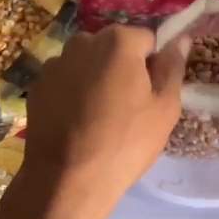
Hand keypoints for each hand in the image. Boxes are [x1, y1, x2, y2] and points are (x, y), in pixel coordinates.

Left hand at [17, 26, 188, 218]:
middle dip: (123, 68)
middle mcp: (82, 42)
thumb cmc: (125, 142)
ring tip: (100, 117)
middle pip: (113, 48)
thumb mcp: (165, 107)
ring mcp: (54, 64)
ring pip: (86, 64)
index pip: (148, 39)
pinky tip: (77, 123)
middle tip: (129, 107)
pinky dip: (72, 94)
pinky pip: (65, 82)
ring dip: (96, 79)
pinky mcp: (37, 86)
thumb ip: (173, 66)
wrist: (67, 179)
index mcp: (118, 41)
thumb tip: (181, 39)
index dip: (154, 64)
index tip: (153, 93)